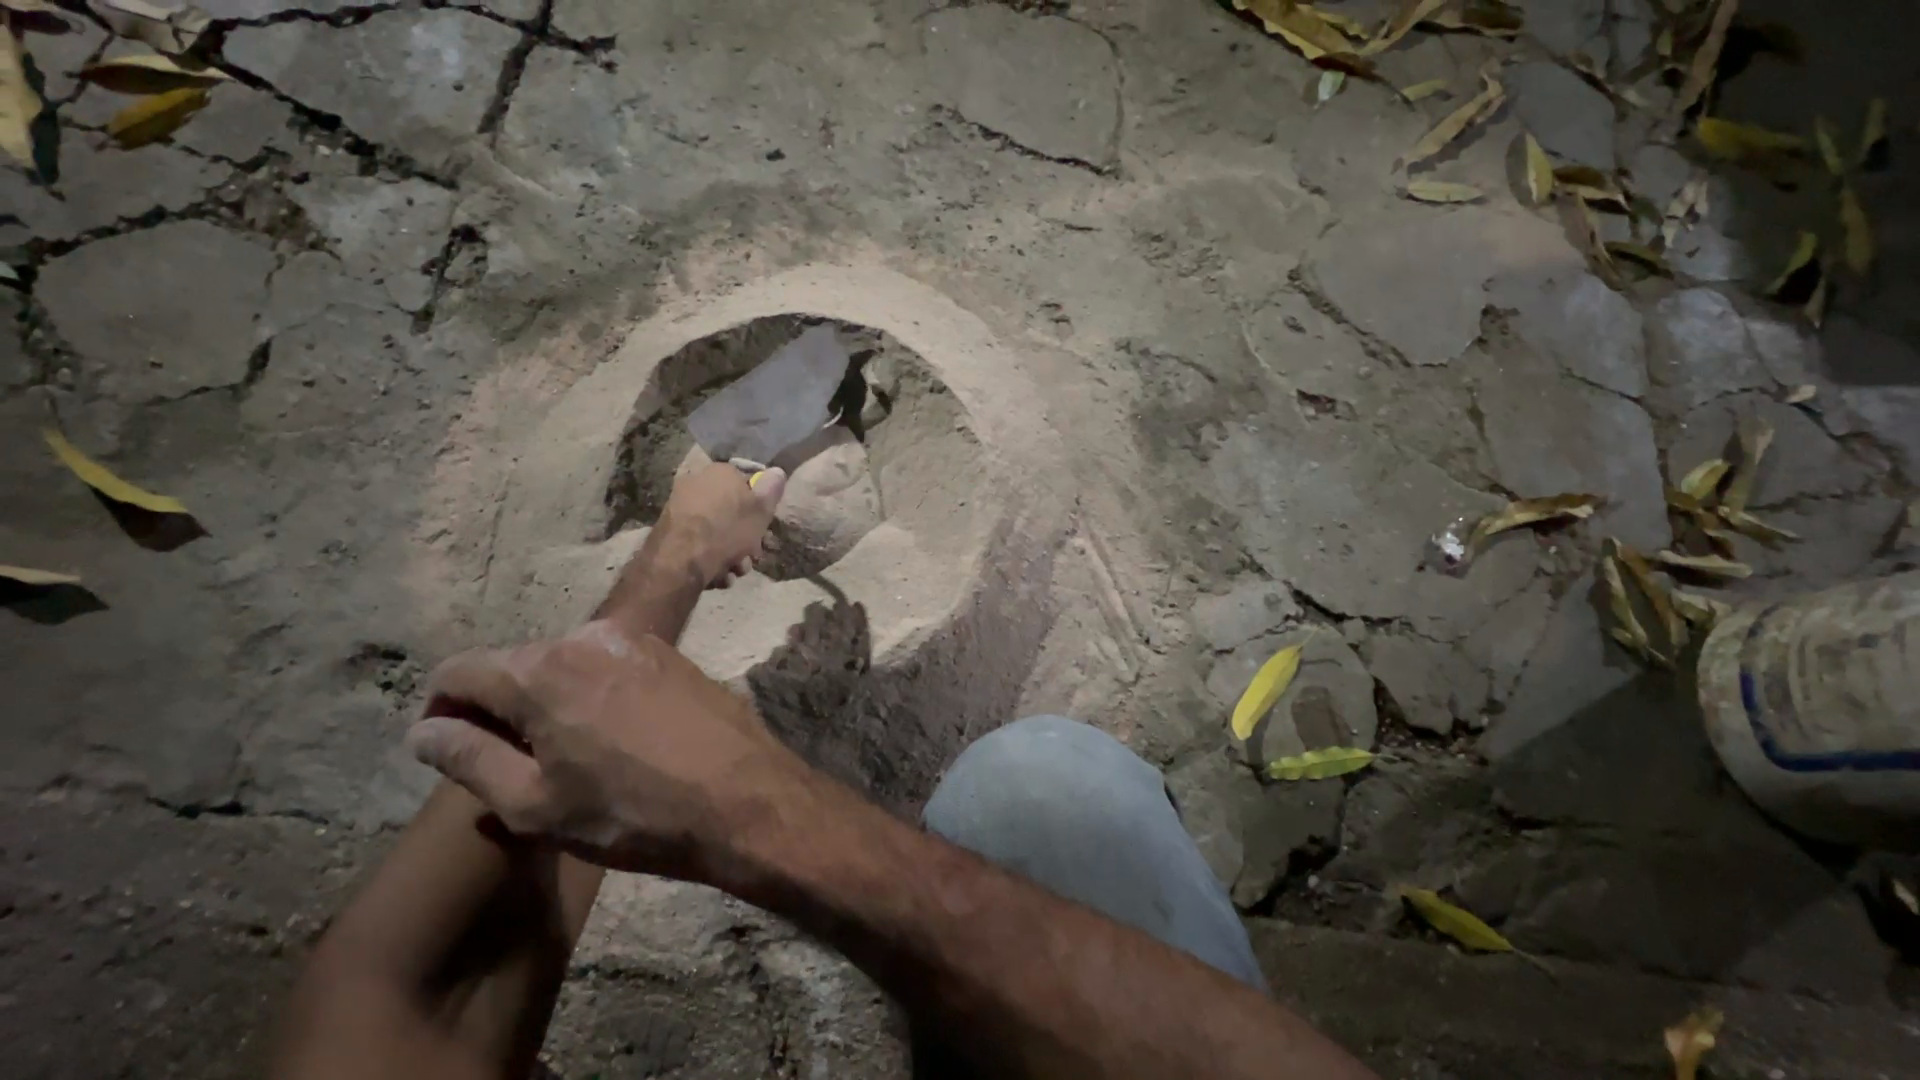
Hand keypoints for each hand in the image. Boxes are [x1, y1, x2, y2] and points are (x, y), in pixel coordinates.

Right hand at [405, 623, 812, 882]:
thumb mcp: (534, 803)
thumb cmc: (634, 812)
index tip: (447, 751)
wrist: (746, 798)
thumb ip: (468, 759)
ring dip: (546, 704)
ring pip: (563, 666)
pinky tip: (611, 742)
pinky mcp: (672, 655)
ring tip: (562, 760)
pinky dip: (590, 697)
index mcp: (543, 669)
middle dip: (496, 709)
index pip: (458, 671)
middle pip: (514, 665)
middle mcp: (587, 637)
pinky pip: (607, 668)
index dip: (439, 711)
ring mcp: (637, 641)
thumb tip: (423, 731)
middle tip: (506, 767)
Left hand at [658, 462, 786, 586]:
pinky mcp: (669, 530)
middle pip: (730, 510)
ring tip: (735, 569)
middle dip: (744, 536)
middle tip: (753, 554)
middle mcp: (696, 483)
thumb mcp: (761, 509)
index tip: (763, 526)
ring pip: (715, 529)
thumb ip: (772, 489)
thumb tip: (777, 471)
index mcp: (720, 472)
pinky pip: (698, 541)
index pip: (746, 482)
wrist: (682, 559)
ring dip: (730, 552)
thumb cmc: (728, 529)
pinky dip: (710, 556)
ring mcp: (680, 506)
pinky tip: (718, 574)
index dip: (758, 507)